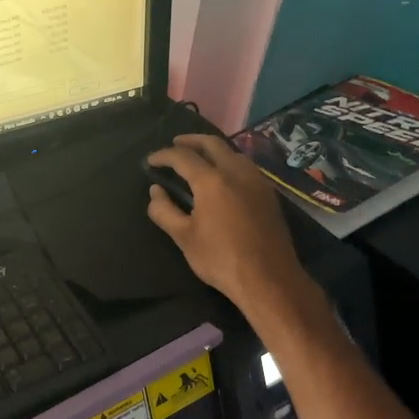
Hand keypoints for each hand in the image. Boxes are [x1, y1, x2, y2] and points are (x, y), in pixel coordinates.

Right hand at [146, 134, 312, 310]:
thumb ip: (164, 210)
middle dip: (190, 141)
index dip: (164, 155)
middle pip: (212, 144)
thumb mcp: (183, 237)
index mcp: (212, 180)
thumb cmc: (220, 258)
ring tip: (198, 158)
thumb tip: (155, 191)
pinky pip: (245, 166)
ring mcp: (256, 181)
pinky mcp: (268, 193)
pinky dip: (228, 161)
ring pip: (232, 152)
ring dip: (212, 149)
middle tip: (175, 145)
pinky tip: (223, 176)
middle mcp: (236, 172)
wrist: (267, 277)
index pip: (183, 157)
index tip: (150, 160)